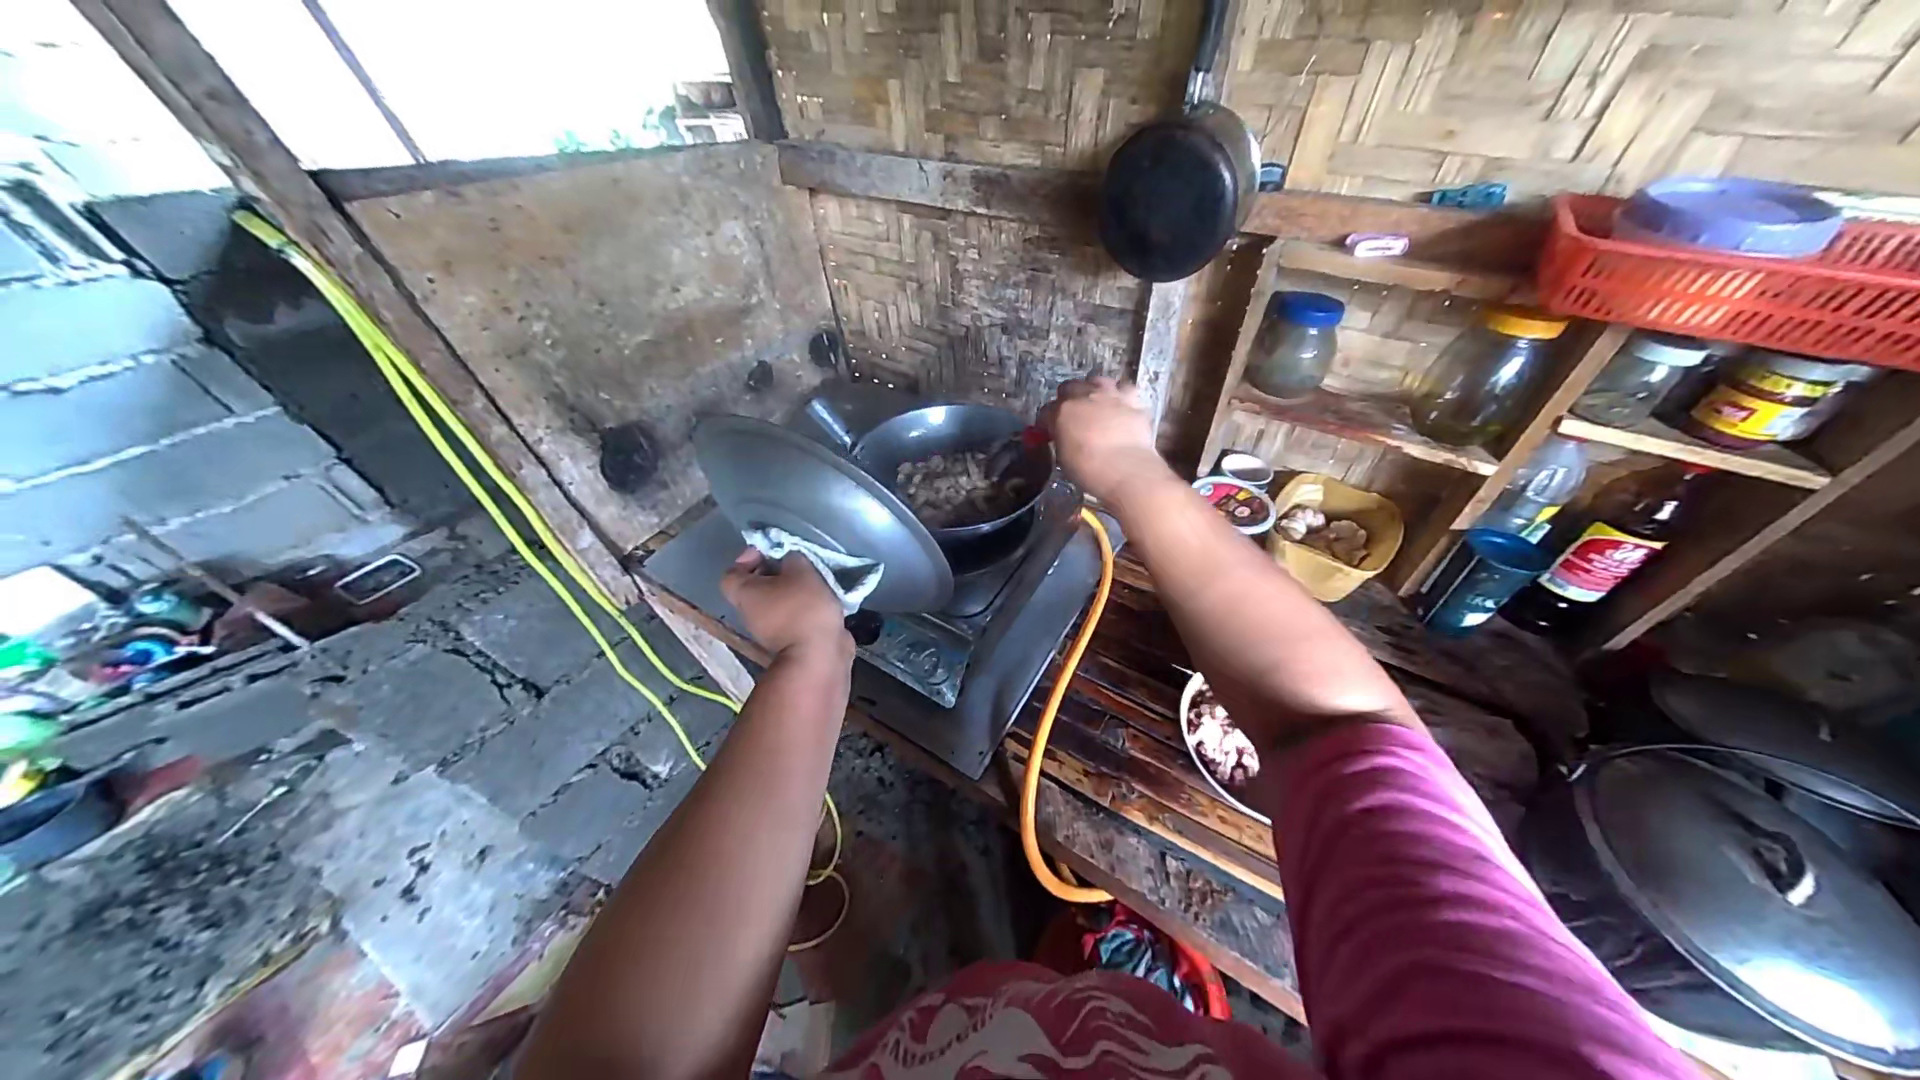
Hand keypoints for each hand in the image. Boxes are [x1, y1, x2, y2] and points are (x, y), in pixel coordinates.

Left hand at [720, 551, 852, 660]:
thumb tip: (789, 559)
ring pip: (776, 602)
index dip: (748, 558)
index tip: (771, 552)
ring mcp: (769, 631)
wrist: (818, 655)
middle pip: (756, 586)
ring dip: (792, 590)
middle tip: (797, 563)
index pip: (731, 572)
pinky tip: (823, 600)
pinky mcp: (790, 641)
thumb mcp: (801, 570)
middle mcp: (750, 613)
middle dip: (776, 573)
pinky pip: (793, 616)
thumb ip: (793, 557)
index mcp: (744, 594)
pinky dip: (804, 607)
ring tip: (815, 580)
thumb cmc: (803, 607)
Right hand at [1038, 377, 1173, 504]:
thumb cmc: (1088, 468)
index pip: (1047, 411)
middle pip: (1070, 387)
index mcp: (1061, 412)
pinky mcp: (1132, 400)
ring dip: (1094, 390)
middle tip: (1073, 415)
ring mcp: (1109, 395)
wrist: (1123, 467)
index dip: (1048, 421)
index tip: (1051, 430)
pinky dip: (1121, 396)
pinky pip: (1125, 389)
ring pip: (1097, 381)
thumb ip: (1062, 439)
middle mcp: (1084, 396)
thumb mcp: (1063, 456)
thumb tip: (1065, 437)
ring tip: (1097, 405)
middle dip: (1068, 399)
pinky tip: (1121, 406)